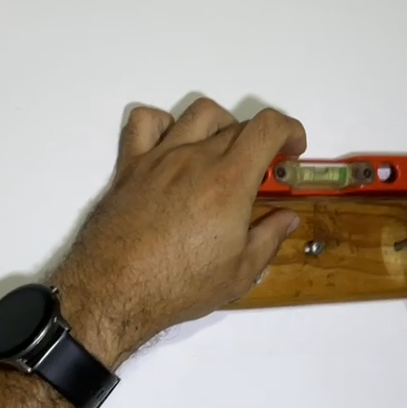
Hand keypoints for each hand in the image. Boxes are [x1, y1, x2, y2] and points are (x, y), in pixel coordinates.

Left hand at [52, 98, 306, 365]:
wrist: (113, 293)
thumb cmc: (178, 287)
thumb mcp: (239, 273)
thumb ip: (268, 238)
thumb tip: (286, 219)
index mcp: (228, 181)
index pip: (267, 128)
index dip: (290, 130)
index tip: (293, 149)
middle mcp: (195, 158)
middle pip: (237, 125)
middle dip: (260, 141)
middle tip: (262, 170)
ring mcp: (159, 158)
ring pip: (198, 114)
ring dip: (221, 125)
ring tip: (223, 152)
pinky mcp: (130, 166)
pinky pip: (145, 122)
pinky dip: (165, 123)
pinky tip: (173, 145)